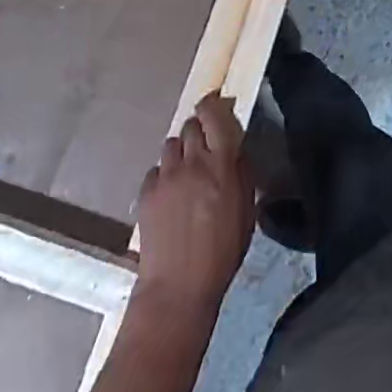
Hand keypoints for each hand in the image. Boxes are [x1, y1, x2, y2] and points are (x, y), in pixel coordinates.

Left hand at [133, 93, 255, 309]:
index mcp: (221, 165)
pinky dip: (164, 175)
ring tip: (186, 174)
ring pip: (171, 144)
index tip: (213, 105)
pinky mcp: (146, 191)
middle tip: (204, 149)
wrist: (178, 285)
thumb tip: (234, 150)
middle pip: (191, 126)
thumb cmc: (222, 251)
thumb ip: (241, 174)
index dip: (212, 105)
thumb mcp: (246, 211)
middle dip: (198, 131)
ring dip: (181, 152)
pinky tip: (170, 197)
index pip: (214, 116)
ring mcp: (165, 176)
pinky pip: (156, 169)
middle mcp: (191, 163)